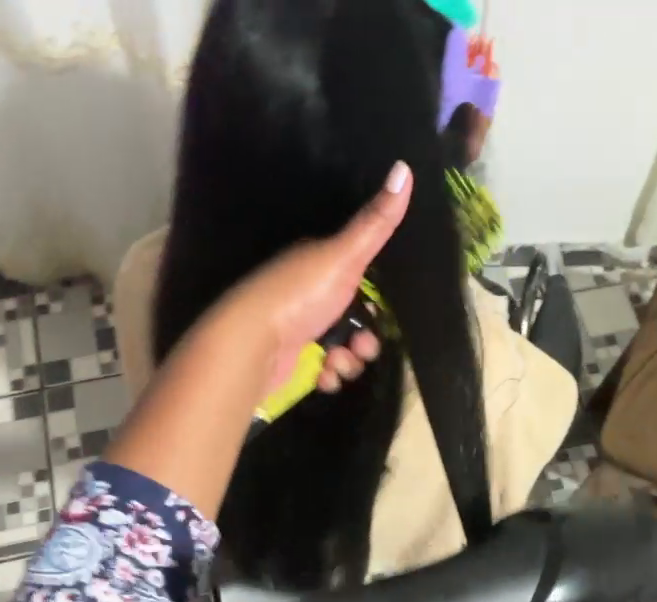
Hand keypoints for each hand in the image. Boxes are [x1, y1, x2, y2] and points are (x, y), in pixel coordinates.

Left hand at [203, 161, 411, 394]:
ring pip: (341, 350)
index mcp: (320, 266)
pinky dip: (327, 377)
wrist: (251, 341)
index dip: (376, 308)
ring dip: (346, 363)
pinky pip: (322, 370)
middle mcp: (309, 295)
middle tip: (359, 349)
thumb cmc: (298, 295)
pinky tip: (322, 377)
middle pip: (354, 322)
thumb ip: (375, 223)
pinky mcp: (291, 359)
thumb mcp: (342, 255)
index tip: (379, 321)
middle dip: (364, 341)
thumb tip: (405, 168)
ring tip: (335, 365)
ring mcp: (299, 329)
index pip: (362, 286)